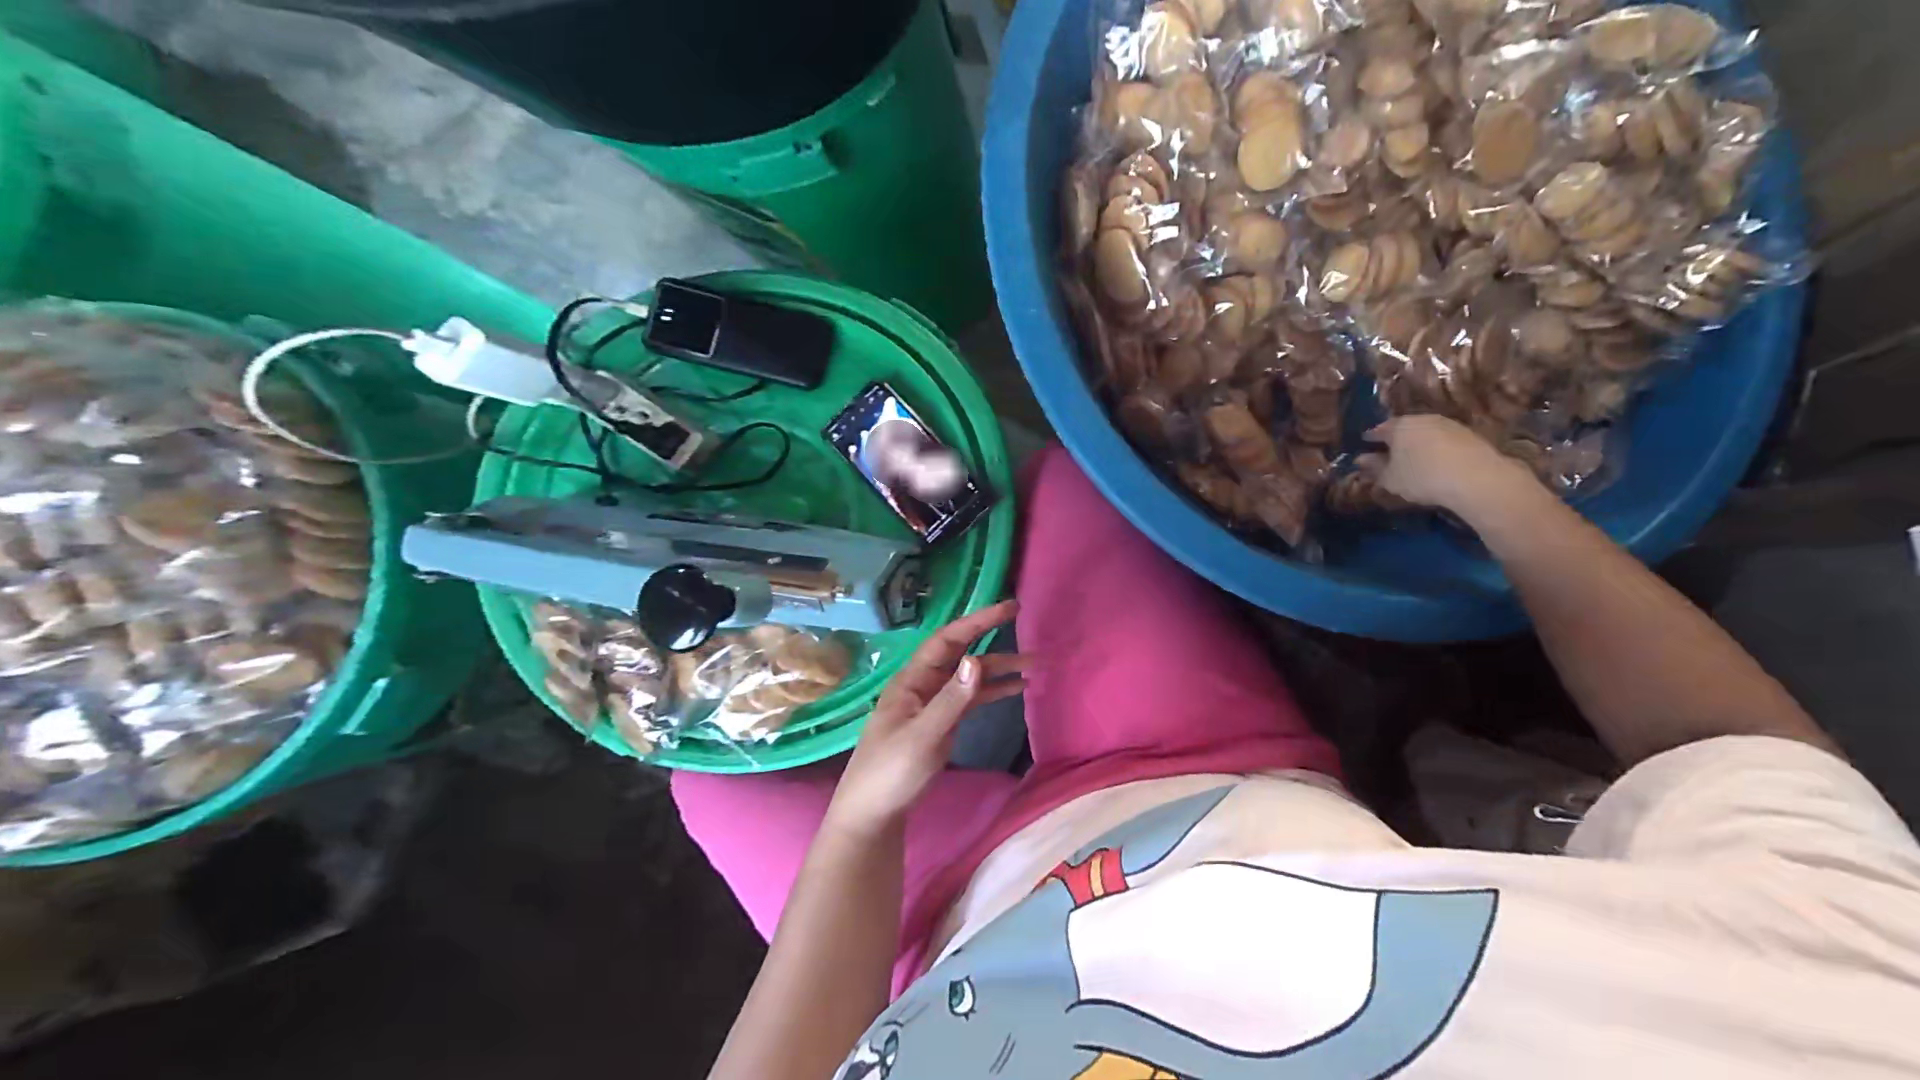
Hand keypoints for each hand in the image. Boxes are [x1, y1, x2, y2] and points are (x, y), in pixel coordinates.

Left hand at [826, 600, 1029, 832]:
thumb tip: (976, 660)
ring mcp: (932, 705)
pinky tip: (1017, 690)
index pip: (947, 640)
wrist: (873, 813)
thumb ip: (951, 700)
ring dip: (998, 669)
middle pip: (959, 653)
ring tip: (1032, 664)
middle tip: (1022, 620)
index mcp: (911, 680)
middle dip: (989, 637)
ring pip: (968, 677)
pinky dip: (992, 692)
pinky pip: (970, 700)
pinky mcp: (940, 725)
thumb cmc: (891, 772)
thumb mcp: (923, 736)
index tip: (1008, 608)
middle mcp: (922, 686)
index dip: (977, 621)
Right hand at [1361, 415, 1540, 517]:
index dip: (1371, 438)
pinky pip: (1443, 440)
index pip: (1379, 429)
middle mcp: (1424, 419)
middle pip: (1404, 428)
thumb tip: (1361, 459)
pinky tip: (1435, 462)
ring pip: (1425, 432)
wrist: (1476, 478)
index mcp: (1399, 426)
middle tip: (1388, 451)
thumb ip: (1374, 468)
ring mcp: (1449, 425)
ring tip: (1412, 458)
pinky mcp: (1469, 435)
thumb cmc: (1422, 476)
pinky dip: (1435, 448)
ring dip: (1417, 443)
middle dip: (1395, 439)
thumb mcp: (1390, 478)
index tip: (1365, 443)